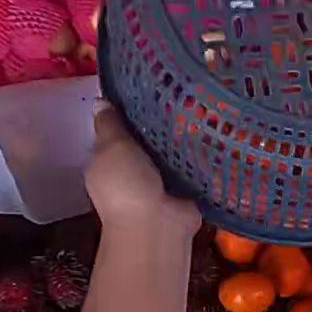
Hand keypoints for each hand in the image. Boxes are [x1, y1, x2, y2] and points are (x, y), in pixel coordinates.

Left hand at [87, 102, 199, 237]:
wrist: (156, 225)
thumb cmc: (126, 184)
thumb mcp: (112, 148)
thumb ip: (110, 124)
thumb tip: (100, 99)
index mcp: (109, 159)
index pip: (119, 129)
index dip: (130, 109)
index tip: (149, 85)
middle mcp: (134, 169)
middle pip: (148, 138)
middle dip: (161, 121)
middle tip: (180, 92)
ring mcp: (161, 179)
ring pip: (172, 150)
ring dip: (183, 136)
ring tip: (200, 105)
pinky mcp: (185, 187)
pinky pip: (193, 164)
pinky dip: (200, 153)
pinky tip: (212, 132)